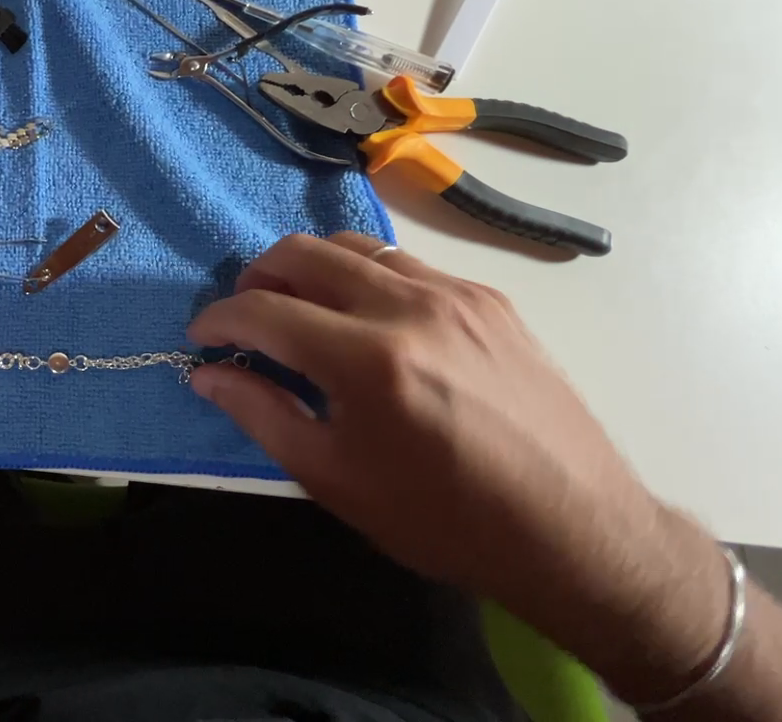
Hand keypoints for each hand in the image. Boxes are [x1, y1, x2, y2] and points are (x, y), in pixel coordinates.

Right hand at [187, 233, 728, 703]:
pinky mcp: (489, 300)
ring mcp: (456, 296)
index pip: (263, 310)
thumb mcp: (332, 478)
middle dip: (256, 277)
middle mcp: (409, 308)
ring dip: (309, 267)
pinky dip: (363, 276)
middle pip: (302, 252)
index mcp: (368, 361)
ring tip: (300, 307)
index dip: (218, 319)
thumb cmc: (442, 517)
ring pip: (353, 244)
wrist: (580, 536)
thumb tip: (206, 373)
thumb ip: (259, 413)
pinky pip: (403, 262)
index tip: (202, 337)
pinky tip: (365, 317)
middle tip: (246, 314)